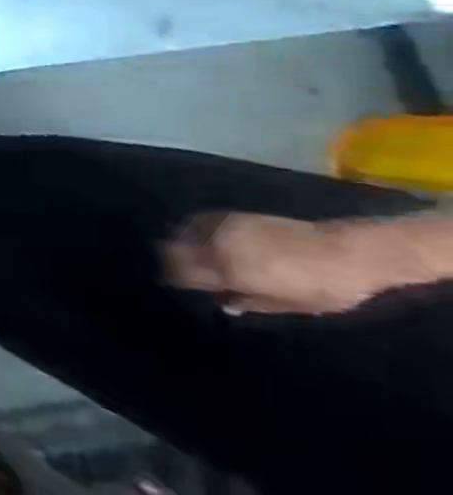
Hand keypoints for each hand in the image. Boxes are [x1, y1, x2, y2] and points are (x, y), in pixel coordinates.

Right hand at [163, 212, 384, 314]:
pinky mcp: (231, 216)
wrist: (349, 252)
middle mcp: (219, 248)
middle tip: (176, 269)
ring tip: (186, 254)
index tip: (172, 283)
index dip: (175, 279)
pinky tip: (199, 237)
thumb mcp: (293, 305)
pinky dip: (192, 230)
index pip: (183, 273)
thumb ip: (252, 304)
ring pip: (182, 234)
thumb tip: (224, 305)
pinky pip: (197, 222)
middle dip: (172, 260)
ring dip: (181, 244)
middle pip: (174, 251)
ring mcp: (223, 229)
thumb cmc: (326, 287)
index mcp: (231, 273)